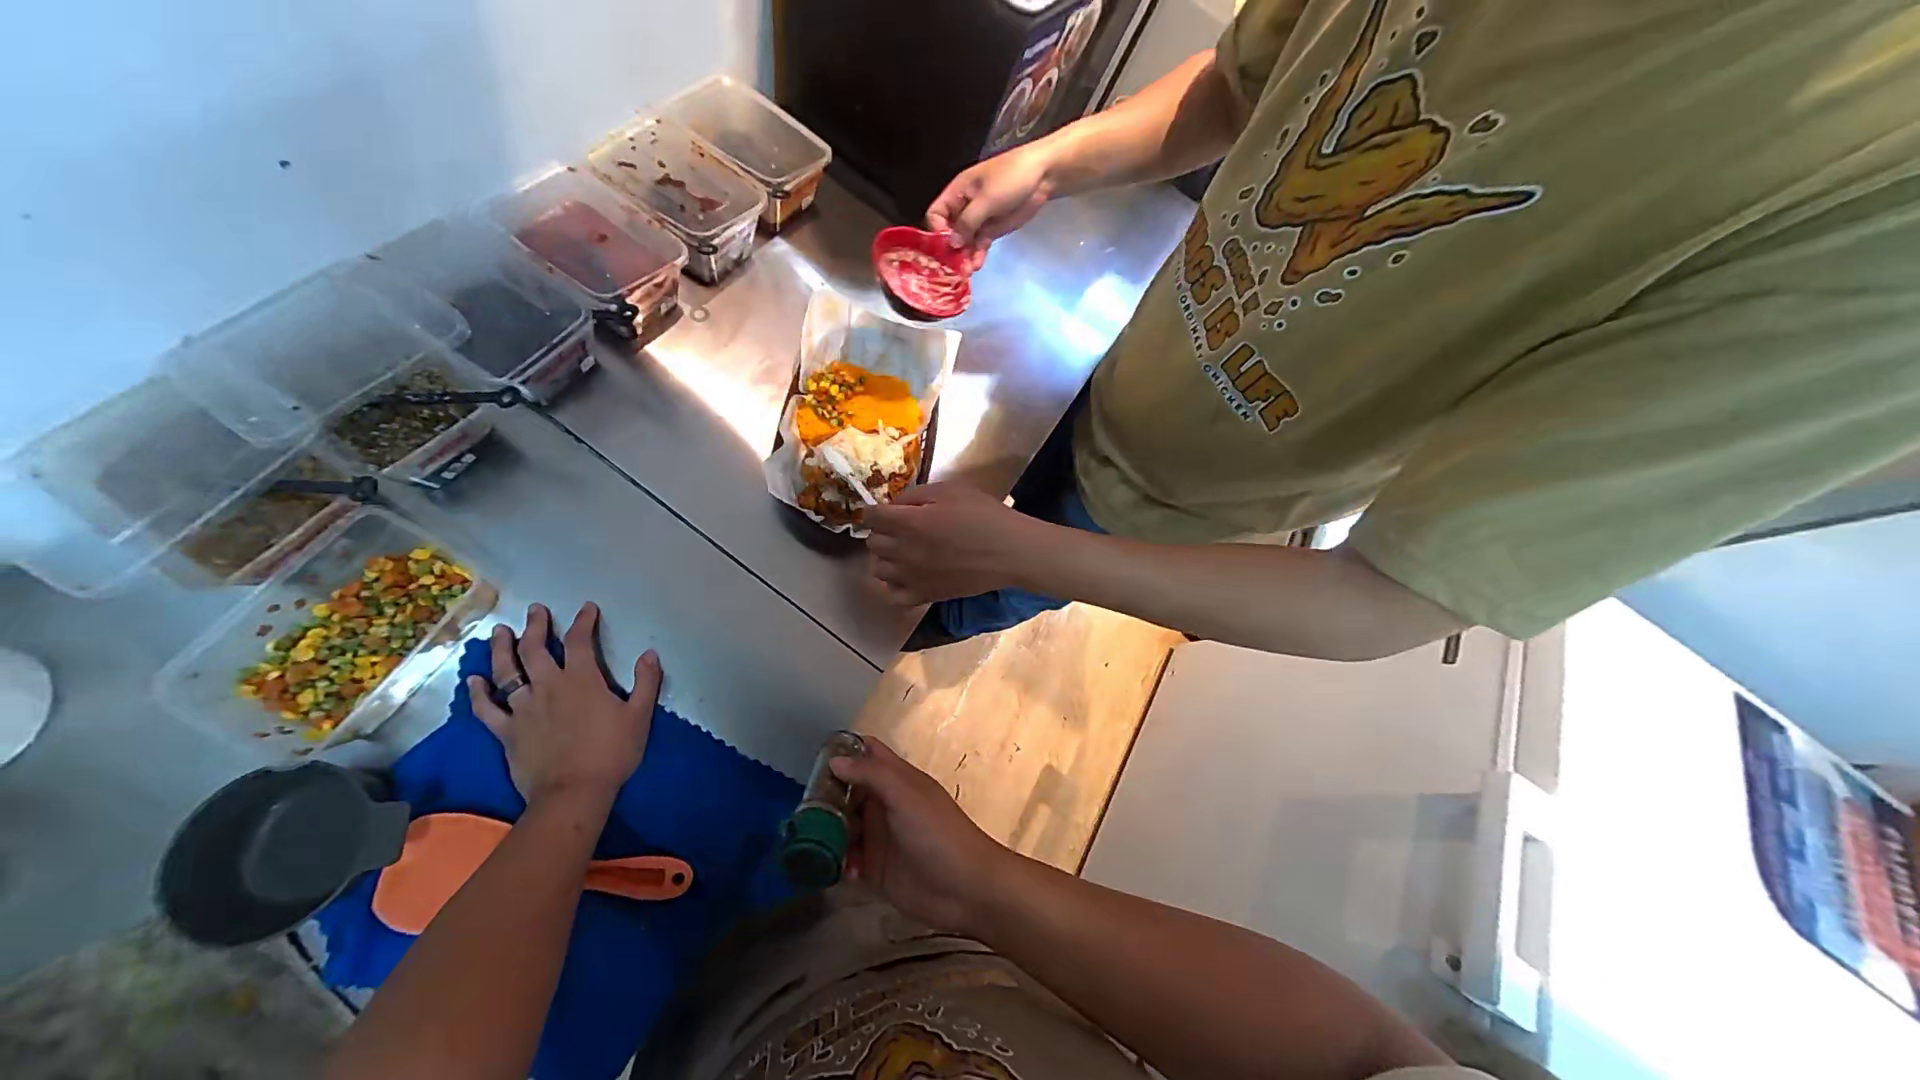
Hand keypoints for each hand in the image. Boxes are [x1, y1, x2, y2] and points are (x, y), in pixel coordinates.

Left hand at [466, 602, 661, 806]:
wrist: (572, 793)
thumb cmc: (611, 753)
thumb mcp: (639, 716)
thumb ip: (646, 682)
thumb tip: (649, 654)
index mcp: (581, 680)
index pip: (580, 641)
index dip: (583, 621)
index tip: (587, 608)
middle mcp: (548, 686)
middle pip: (536, 648)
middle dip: (536, 626)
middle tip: (536, 610)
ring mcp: (523, 708)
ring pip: (507, 671)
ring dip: (502, 648)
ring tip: (500, 632)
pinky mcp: (507, 731)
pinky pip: (486, 708)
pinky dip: (478, 693)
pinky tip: (474, 680)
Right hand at [831, 738, 1017, 935]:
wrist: (966, 889)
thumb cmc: (938, 833)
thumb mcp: (905, 795)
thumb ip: (871, 775)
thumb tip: (835, 761)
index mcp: (895, 781)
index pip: (867, 755)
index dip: (843, 752)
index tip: (815, 761)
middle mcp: (884, 805)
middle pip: (846, 792)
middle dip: (825, 798)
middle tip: (803, 811)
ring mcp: (879, 838)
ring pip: (843, 827)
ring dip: (828, 834)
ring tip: (813, 844)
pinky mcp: (875, 870)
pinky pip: (847, 861)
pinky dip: (840, 863)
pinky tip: (843, 871)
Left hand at [865, 483, 1043, 604]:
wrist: (1009, 551)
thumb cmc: (983, 515)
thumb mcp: (950, 490)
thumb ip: (916, 495)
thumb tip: (895, 504)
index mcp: (907, 523)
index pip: (871, 516)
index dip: (877, 511)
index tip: (887, 510)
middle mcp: (902, 552)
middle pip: (873, 542)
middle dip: (883, 532)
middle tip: (901, 528)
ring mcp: (912, 577)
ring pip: (878, 569)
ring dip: (886, 558)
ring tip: (904, 552)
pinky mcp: (925, 595)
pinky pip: (893, 595)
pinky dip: (894, 585)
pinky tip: (906, 576)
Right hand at [925, 143, 1056, 264]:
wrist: (1043, 175)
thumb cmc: (1011, 179)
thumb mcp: (986, 199)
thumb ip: (967, 222)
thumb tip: (952, 243)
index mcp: (957, 192)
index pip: (936, 214)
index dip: (937, 230)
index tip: (946, 245)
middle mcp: (963, 208)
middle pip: (948, 232)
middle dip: (951, 249)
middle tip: (956, 266)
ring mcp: (978, 220)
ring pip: (964, 242)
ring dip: (964, 256)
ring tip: (968, 270)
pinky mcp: (991, 230)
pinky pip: (978, 246)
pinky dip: (977, 255)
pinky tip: (978, 264)